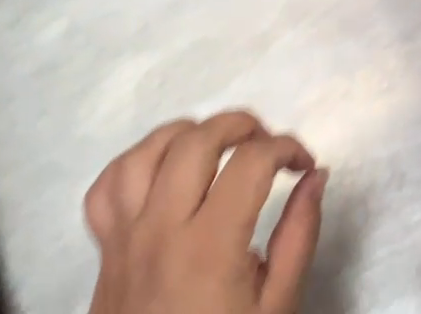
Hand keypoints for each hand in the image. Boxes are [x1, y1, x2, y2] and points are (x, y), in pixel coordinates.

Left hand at [85, 111, 327, 313]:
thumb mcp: (277, 307)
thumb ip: (300, 235)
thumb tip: (316, 176)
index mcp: (209, 248)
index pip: (251, 161)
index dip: (288, 148)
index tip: (305, 166)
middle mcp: (160, 232)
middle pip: (196, 141)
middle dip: (243, 125)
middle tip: (268, 147)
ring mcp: (123, 241)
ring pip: (145, 153)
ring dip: (188, 133)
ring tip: (219, 147)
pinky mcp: (104, 253)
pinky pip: (106, 189)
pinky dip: (137, 164)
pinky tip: (167, 171)